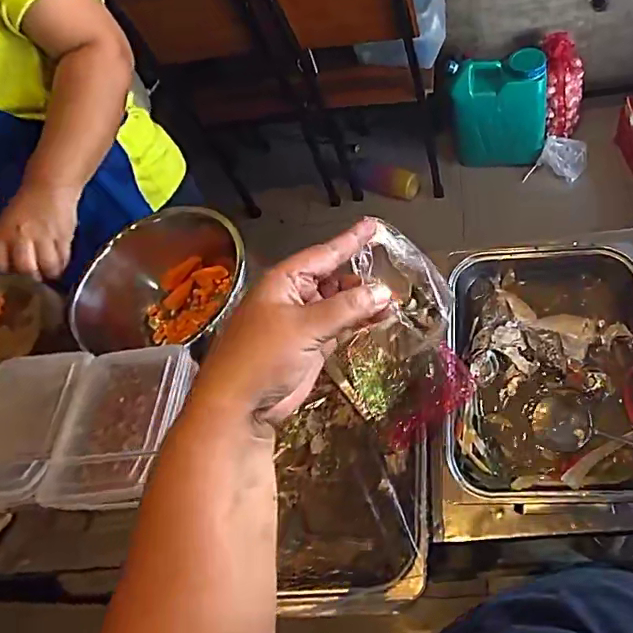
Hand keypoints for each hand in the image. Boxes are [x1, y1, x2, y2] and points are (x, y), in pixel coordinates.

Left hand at [0, 183, 78, 280]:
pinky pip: (64, 258)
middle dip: (30, 278)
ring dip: (49, 274)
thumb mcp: (6, 222)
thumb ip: (5, 243)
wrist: (50, 188)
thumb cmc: (25, 205)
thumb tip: (11, 265)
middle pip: (25, 268)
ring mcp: (45, 237)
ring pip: (47, 266)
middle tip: (34, 280)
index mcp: (2, 232)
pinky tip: (60, 264)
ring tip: (49, 273)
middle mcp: (22, 236)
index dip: (5, 271)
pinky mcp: (65, 237)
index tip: (12, 273)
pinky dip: (62, 265)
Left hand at [189, 219, 391, 426]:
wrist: (240, 406)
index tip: (373, 226)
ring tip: (392, 300)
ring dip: (364, 302)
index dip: (350, 240)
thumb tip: (383, 292)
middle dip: (361, 278)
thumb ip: (347, 308)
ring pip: (340, 303)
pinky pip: (340, 325)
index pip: (323, 254)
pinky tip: (380, 318)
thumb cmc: (263, 357)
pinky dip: (359, 321)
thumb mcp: (306, 327)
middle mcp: (293, 297)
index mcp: (283, 281)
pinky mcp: (310, 345)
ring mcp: (302, 322)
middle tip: (392, 276)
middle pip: (334, 279)